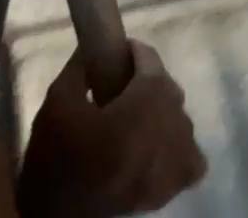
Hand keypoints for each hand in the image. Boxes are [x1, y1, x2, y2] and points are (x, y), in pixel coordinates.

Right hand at [17, 42, 206, 217]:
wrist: (58, 208)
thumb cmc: (56, 150)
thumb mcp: (58, 96)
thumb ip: (80, 66)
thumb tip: (94, 46)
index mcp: (137, 115)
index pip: (154, 71)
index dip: (142, 54)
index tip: (123, 47)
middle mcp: (163, 140)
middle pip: (172, 95)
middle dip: (152, 78)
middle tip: (125, 73)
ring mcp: (171, 169)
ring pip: (183, 123)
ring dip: (164, 107)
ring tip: (138, 105)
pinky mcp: (169, 190)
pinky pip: (192, 158)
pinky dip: (182, 143)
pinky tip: (159, 140)